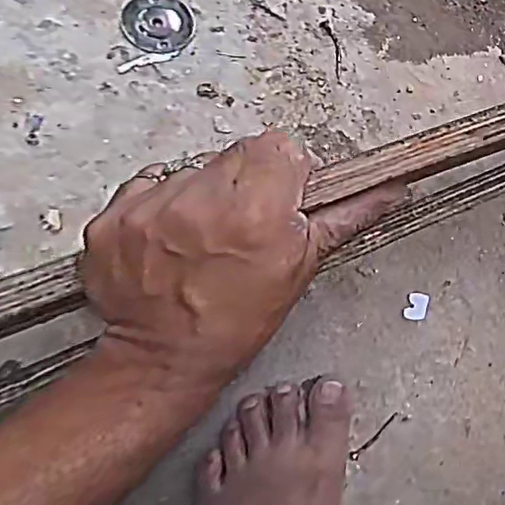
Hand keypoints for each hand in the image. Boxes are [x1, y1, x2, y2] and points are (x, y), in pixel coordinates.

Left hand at [79, 131, 402, 377]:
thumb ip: (346, 217)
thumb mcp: (301, 266)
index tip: (281, 196)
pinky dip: (164, 205)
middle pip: (237, 153)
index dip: (285, 171)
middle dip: (247, 179)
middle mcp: (199, 203)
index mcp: (255, 214)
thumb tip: (390, 189)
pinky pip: (150, 185)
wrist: (165, 358)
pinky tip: (172, 239)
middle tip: (244, 220)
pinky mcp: (113, 218)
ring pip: (194, 168)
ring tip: (205, 235)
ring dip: (205, 192)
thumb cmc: (240, 320)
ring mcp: (149, 209)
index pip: (278, 146)